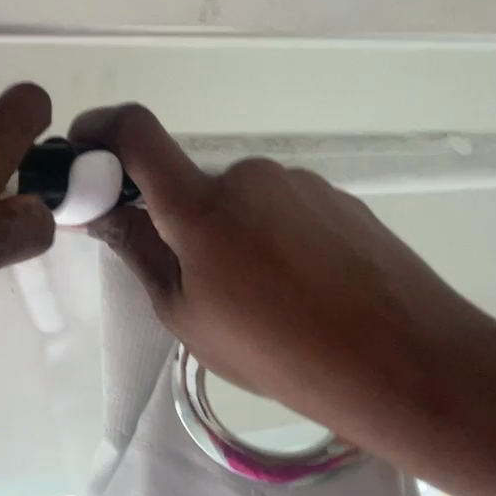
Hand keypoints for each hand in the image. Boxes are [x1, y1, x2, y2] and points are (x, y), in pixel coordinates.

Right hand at [72, 104, 495, 439]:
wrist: (411, 366)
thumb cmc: (277, 350)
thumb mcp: (184, 314)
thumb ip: (139, 252)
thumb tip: (104, 213)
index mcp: (200, 205)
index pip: (135, 132)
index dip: (99, 129)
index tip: (84, 152)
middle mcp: (249, 177)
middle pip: (187, 182)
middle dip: (175, 219)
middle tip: (192, 280)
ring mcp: (301, 185)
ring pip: (237, 200)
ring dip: (226, 232)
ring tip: (257, 297)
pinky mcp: (340, 201)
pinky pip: (280, 209)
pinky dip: (269, 238)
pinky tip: (297, 290)